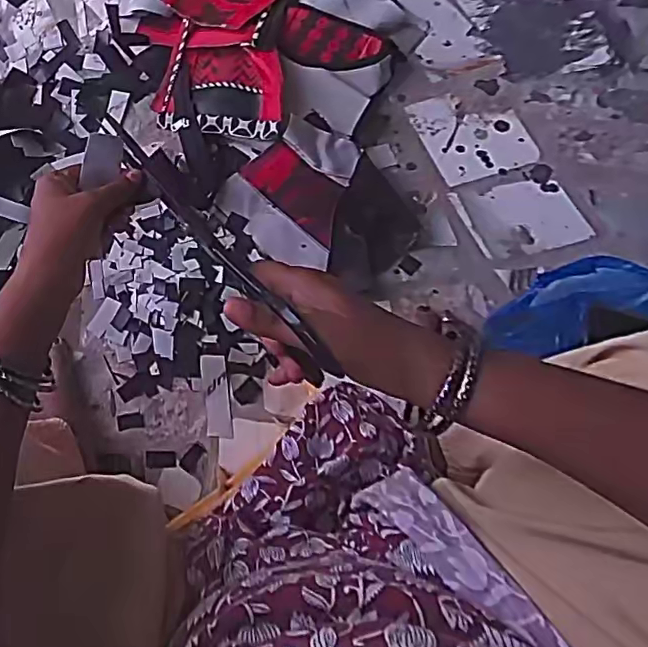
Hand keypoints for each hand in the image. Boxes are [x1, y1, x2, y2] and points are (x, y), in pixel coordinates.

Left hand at [18, 165, 141, 285]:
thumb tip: (133, 178)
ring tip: (110, 227)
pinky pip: (98, 231)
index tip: (131, 179)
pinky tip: (100, 242)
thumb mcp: (92, 205)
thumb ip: (117, 189)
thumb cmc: (54, 242)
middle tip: (122, 207)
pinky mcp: (74, 241)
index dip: (111, 173)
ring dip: (110, 221)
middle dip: (113, 203)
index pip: (90, 168)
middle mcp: (57, 201)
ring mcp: (65, 222)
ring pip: (100, 214)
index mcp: (53, 182)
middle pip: (97, 192)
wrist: (48, 280)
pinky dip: (103, 236)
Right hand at [223, 261, 448, 399]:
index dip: (246, 294)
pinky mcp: (331, 327)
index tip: (245, 322)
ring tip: (291, 372)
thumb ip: (268, 322)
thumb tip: (230, 305)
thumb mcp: (310, 338)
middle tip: (277, 355)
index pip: (259, 273)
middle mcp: (312, 291)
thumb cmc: (369, 349)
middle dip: (268, 332)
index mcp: (305, 284)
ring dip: (282, 348)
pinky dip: (297, 352)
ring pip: (285, 323)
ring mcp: (322, 309)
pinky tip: (299, 373)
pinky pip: (302, 334)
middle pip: (269, 302)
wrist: (417, 370)